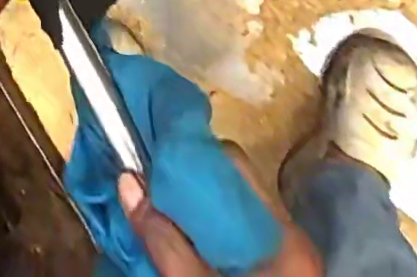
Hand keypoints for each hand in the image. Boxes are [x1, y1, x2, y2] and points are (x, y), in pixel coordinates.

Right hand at [116, 150, 322, 276]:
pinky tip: (176, 241)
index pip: (230, 163)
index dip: (186, 154)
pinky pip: (234, 237)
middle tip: (145, 187)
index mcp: (281, 236)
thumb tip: (127, 179)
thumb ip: (163, 238)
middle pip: (229, 184)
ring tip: (154, 212)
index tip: (148, 160)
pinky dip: (203, 232)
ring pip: (228, 211)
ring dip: (190, 208)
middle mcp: (289, 238)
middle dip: (184, 181)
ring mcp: (286, 261)